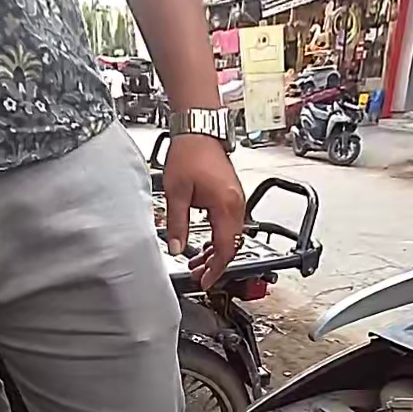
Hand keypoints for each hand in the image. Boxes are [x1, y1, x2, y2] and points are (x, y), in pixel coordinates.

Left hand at [162, 133, 245, 289]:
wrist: (199, 130)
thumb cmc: (189, 154)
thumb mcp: (176, 193)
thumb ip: (176, 224)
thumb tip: (176, 248)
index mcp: (226, 205)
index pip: (225, 248)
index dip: (215, 269)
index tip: (205, 281)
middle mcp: (236, 204)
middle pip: (231, 245)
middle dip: (214, 263)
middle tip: (197, 273)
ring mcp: (236, 200)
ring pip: (231, 237)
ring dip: (215, 252)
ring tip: (197, 261)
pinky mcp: (231, 196)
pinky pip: (229, 225)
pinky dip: (218, 238)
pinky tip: (204, 244)